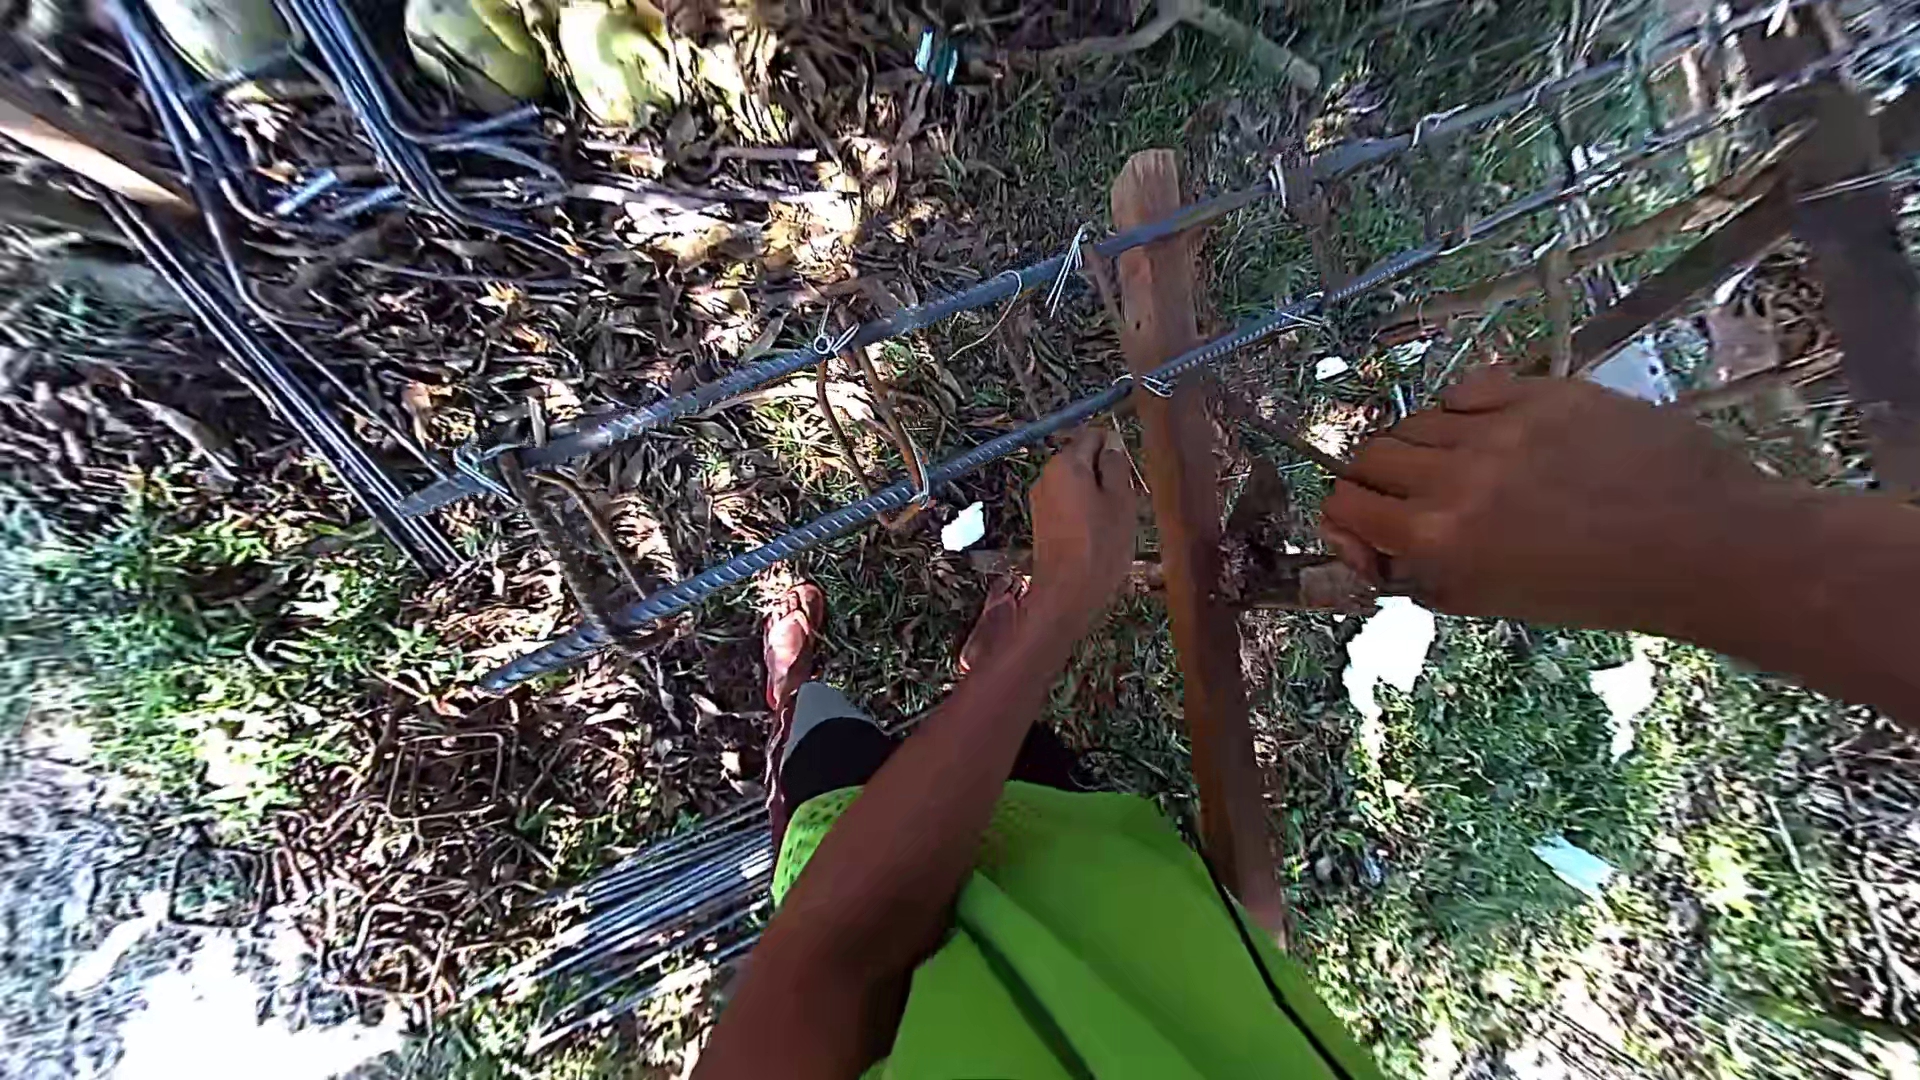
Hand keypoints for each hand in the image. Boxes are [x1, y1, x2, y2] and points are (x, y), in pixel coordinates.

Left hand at [1027, 427, 1139, 630]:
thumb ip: (1116, 466)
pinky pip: (1066, 501)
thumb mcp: (1120, 499)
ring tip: (1113, 520)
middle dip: (1104, 472)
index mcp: (1066, 463)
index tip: (1129, 472)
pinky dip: (1083, 509)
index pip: (1092, 435)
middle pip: (1081, 458)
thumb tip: (1111, 444)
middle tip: (1125, 500)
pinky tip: (1096, 531)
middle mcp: (1046, 474)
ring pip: (1075, 482)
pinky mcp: (1041, 519)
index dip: (1114, 447)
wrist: (1067, 590)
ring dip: (1095, 493)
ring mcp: (1040, 498)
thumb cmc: (1101, 543)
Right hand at [1321, 368, 1780, 627]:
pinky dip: (1461, 411)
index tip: (1368, 524)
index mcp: (1433, 536)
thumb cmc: (1585, 589)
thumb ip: (1408, 571)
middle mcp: (1452, 480)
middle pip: (1366, 456)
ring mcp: (1498, 432)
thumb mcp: (1476, 598)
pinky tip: (1486, 431)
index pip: (1341, 503)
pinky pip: (1464, 391)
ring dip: (1420, 446)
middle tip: (1409, 492)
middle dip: (1376, 479)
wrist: (1709, 550)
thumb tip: (1367, 546)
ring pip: (1410, 423)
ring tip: (1458, 462)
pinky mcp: (1542, 397)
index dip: (1344, 515)